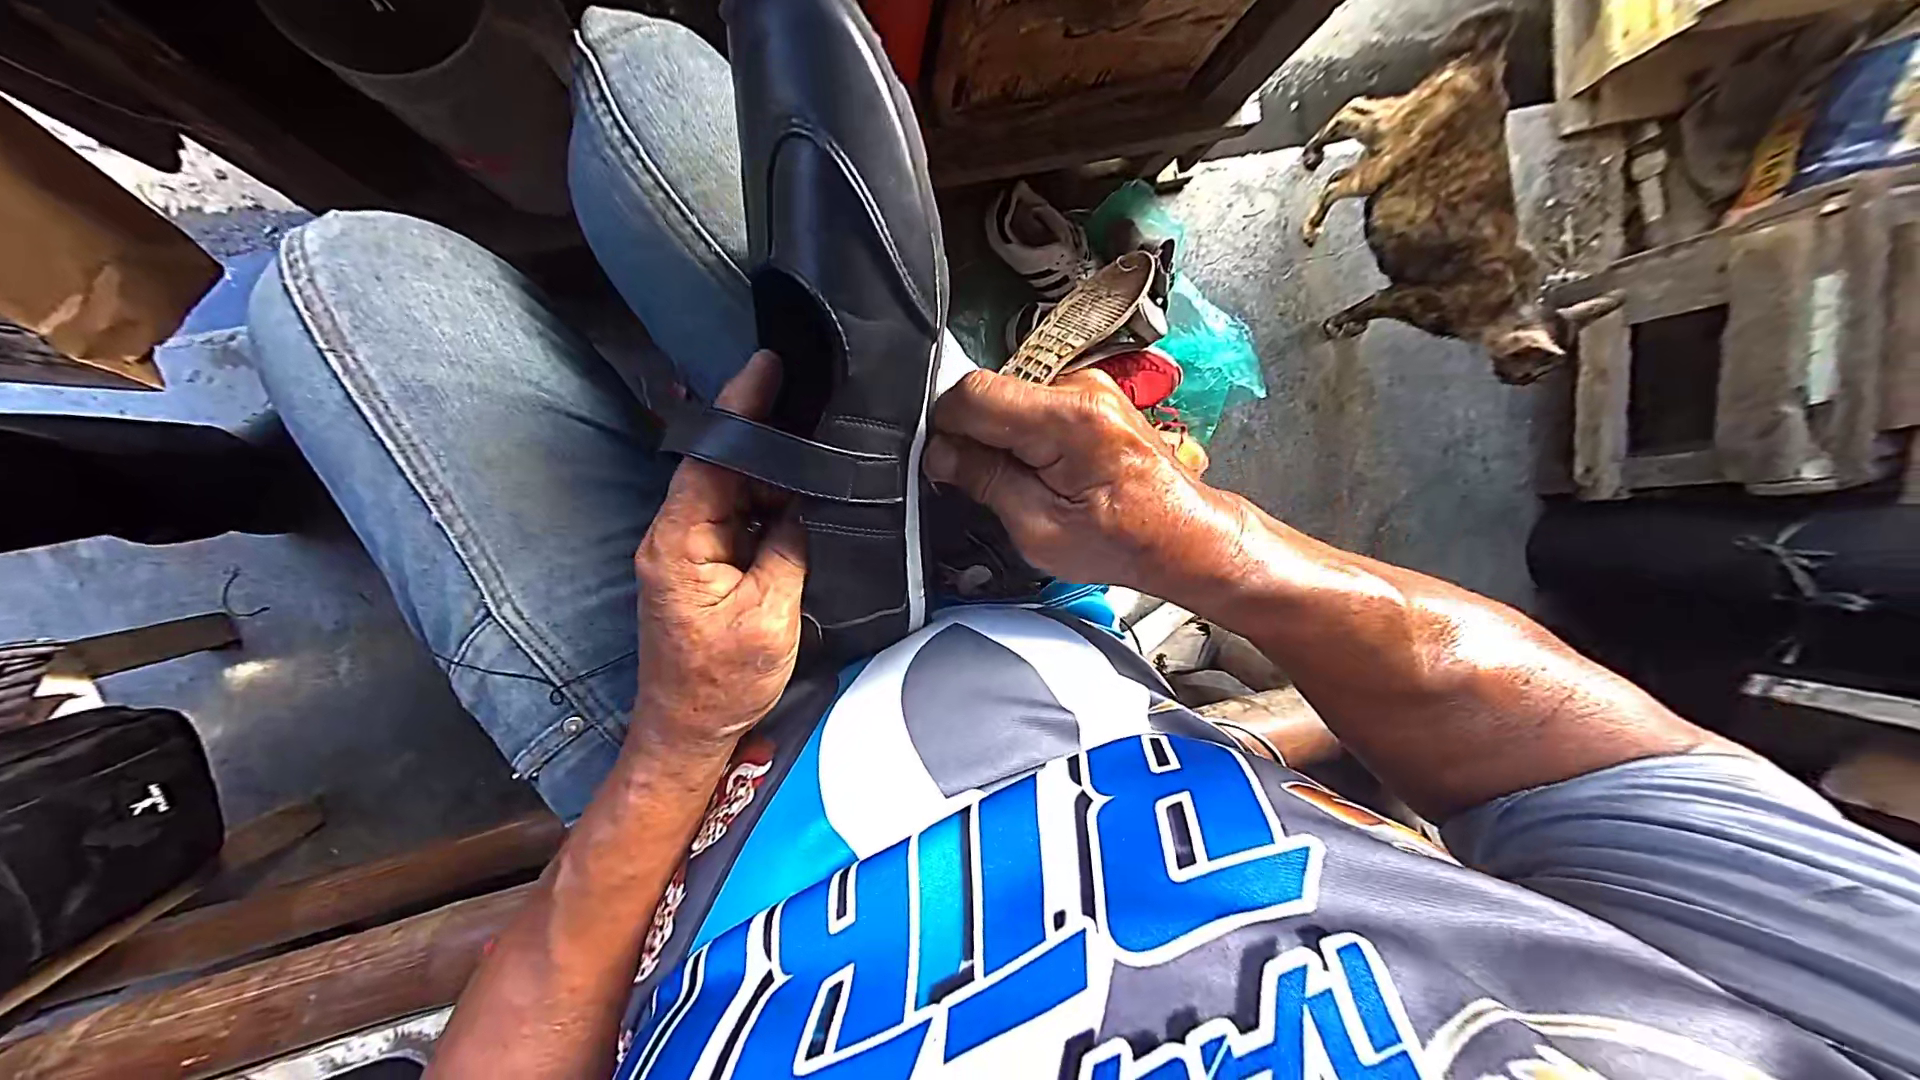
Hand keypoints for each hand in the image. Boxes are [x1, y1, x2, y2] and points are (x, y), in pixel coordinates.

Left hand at [633, 351, 806, 754]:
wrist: (690, 731)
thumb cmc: (723, 680)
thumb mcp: (770, 614)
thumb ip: (788, 548)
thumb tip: (803, 503)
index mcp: (682, 542)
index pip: (710, 459)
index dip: (738, 410)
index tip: (767, 366)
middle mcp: (678, 537)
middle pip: (723, 468)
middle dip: (768, 442)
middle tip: (819, 417)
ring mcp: (691, 551)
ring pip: (735, 493)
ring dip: (774, 478)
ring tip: (821, 459)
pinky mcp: (707, 566)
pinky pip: (741, 521)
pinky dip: (771, 508)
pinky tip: (804, 502)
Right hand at [922, 368, 1251, 601]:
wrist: (1181, 534)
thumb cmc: (1127, 541)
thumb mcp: (1039, 529)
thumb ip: (985, 482)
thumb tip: (941, 455)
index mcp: (1070, 420)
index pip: (972, 394)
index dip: (946, 430)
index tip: (946, 463)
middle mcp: (1081, 388)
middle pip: (988, 392)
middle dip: (973, 436)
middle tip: (989, 483)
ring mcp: (1087, 387)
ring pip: (1006, 398)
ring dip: (998, 438)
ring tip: (1026, 481)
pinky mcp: (1088, 395)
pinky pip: (1029, 404)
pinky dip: (1021, 436)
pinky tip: (1041, 469)